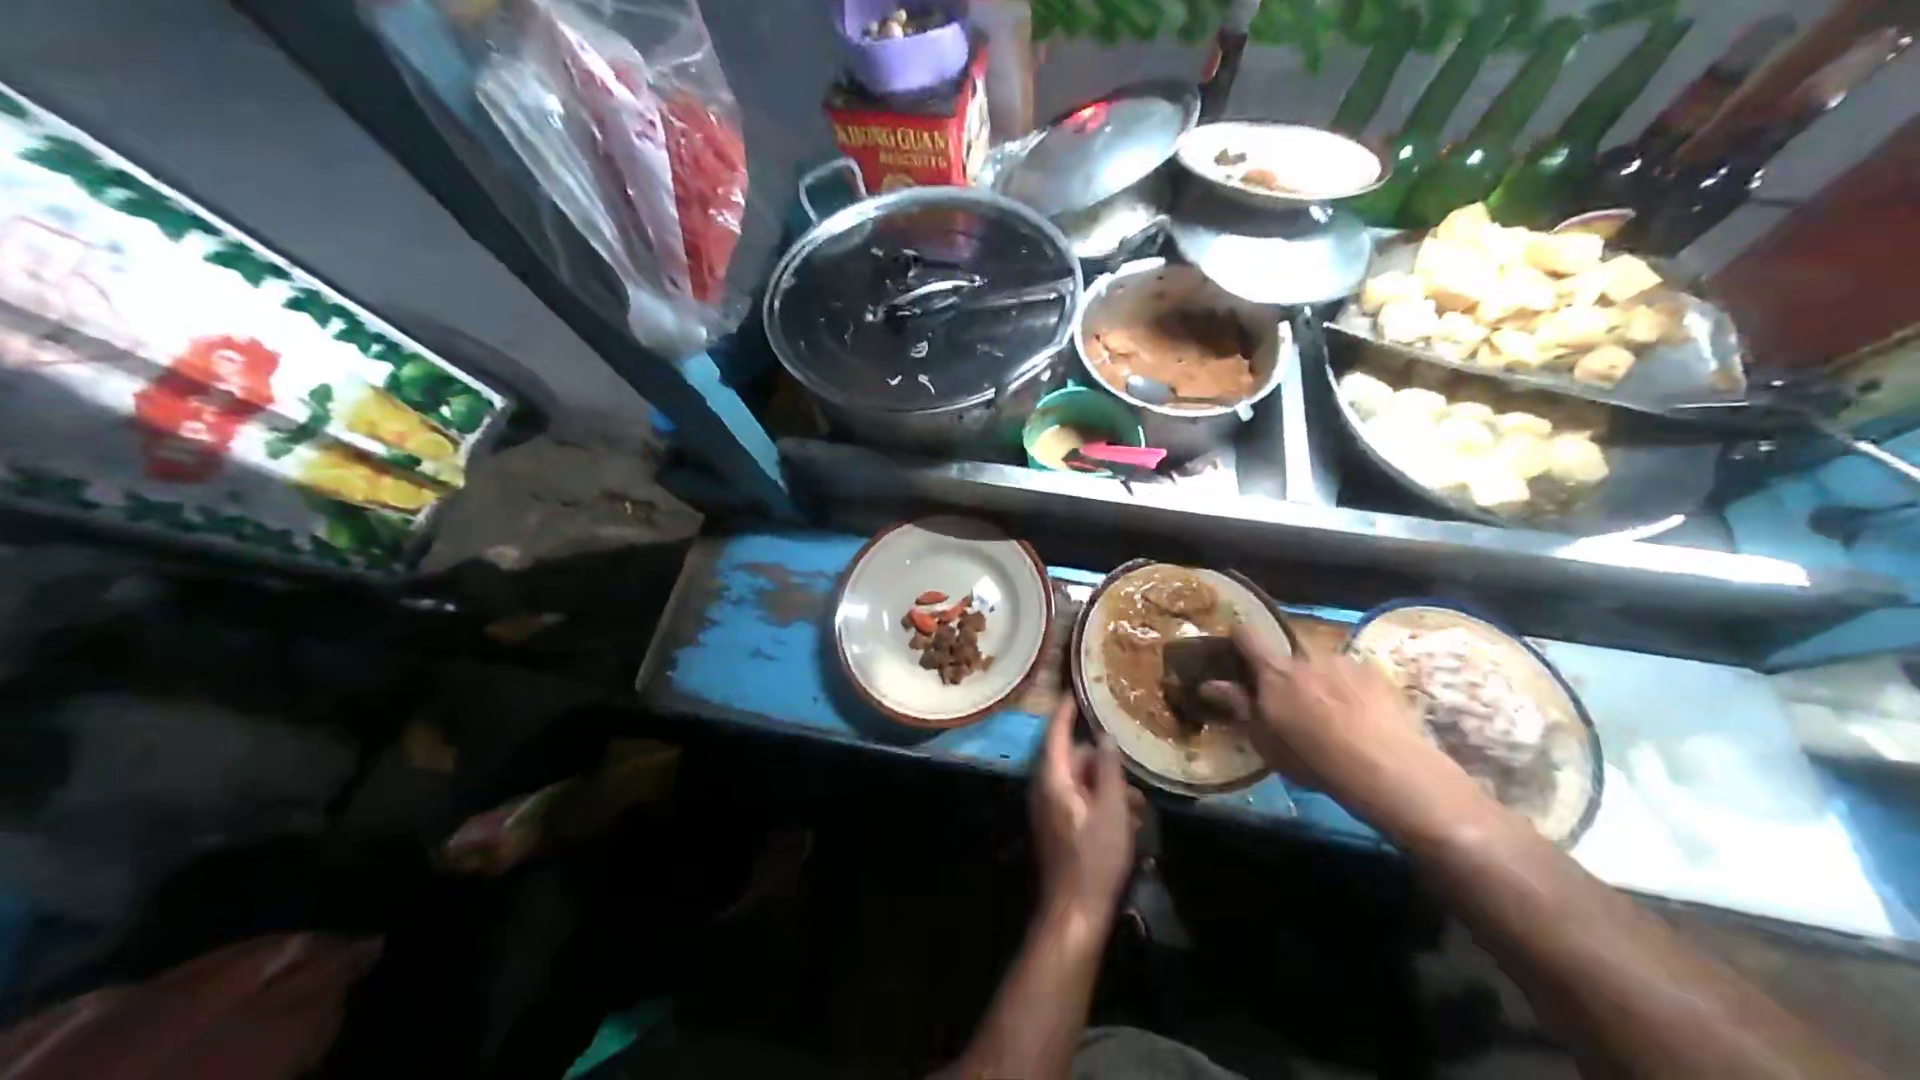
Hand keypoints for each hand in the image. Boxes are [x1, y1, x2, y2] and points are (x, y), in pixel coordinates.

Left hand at [1030, 699, 1139, 915]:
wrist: (1074, 912)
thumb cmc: (1095, 858)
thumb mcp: (1112, 810)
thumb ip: (1108, 769)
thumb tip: (1104, 735)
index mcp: (1051, 779)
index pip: (1055, 733)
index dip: (1066, 711)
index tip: (1076, 691)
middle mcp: (1043, 788)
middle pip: (1073, 759)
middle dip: (1103, 763)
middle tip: (1132, 774)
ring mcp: (1048, 808)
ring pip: (1080, 782)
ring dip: (1107, 787)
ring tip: (1136, 806)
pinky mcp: (1056, 826)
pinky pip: (1078, 801)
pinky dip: (1100, 804)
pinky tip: (1126, 821)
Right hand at [1200, 625, 1467, 827]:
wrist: (1387, 768)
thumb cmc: (1313, 758)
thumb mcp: (1265, 740)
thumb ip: (1238, 706)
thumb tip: (1208, 684)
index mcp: (1274, 671)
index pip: (1247, 635)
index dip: (1239, 640)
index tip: (1238, 656)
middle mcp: (1307, 657)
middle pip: (1289, 656)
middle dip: (1288, 675)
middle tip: (1294, 707)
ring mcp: (1345, 662)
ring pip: (1323, 667)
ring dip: (1321, 682)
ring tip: (1335, 717)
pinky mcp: (1377, 675)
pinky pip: (1353, 676)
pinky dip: (1351, 691)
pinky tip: (1363, 718)